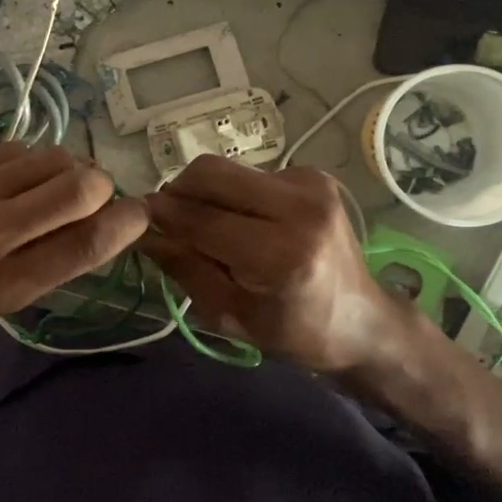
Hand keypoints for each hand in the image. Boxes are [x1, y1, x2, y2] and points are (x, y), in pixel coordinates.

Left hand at [0, 143, 148, 360]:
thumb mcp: (14, 292)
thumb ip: (68, 255)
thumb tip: (125, 217)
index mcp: (5, 266)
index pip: (86, 234)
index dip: (124, 220)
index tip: (136, 212)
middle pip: (75, 178)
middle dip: (92, 187)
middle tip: (82, 204)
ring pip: (47, 155)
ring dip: (60, 171)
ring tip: (43, 194)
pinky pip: (13, 147)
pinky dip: (26, 163)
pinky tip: (10, 183)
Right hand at [141, 155, 406, 373]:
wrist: (365, 321)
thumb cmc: (296, 332)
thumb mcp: (231, 315)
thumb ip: (184, 268)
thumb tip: (142, 232)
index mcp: (281, 255)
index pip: (201, 218)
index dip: (162, 215)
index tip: (136, 217)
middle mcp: (299, 208)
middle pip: (211, 174)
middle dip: (179, 191)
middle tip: (168, 217)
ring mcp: (310, 185)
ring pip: (227, 169)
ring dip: (206, 193)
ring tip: (207, 224)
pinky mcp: (313, 175)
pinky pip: (249, 173)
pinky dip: (232, 194)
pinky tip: (243, 221)